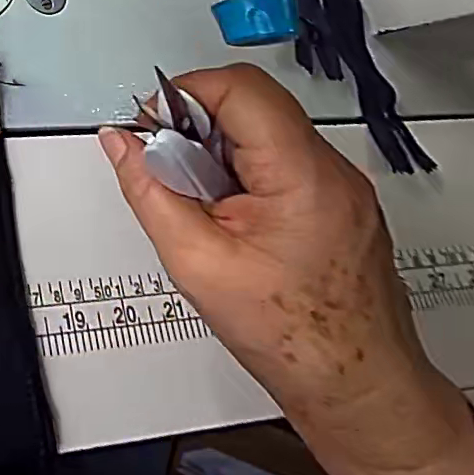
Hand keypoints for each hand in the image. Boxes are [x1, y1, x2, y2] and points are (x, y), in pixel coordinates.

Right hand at [98, 64, 473, 474]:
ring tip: (193, 194)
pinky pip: (271, 153)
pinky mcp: (330, 196)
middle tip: (165, 161)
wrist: (355, 385)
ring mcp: (336, 183)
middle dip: (192, 119)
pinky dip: (231, 164)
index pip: (240, 88)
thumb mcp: (192, 257)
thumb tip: (118, 139)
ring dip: (209, 144)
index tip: (153, 127)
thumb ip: (146, 187)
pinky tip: (218, 206)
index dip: (183, 93)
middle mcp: (331, 170)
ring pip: (257, 125)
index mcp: (304, 178)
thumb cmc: (286, 331)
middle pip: (248, 101)